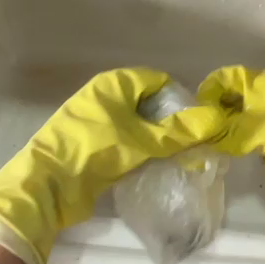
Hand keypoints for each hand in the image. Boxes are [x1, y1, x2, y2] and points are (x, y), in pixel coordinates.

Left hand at [0, 67, 226, 263]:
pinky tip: (152, 167)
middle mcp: (103, 94)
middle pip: (147, 102)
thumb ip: (180, 132)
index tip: (197, 124)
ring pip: (135, 123)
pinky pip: (122, 139)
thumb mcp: (143, 142)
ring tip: (177, 158)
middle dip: (169, 122)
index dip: (179, 99)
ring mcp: (94, 119)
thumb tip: (217, 119)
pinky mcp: (89, 142)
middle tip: (191, 145)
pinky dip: (138, 150)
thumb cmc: (95, 151)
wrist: (47, 183)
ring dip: (155, 139)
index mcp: (114, 83)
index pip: (158, 80)